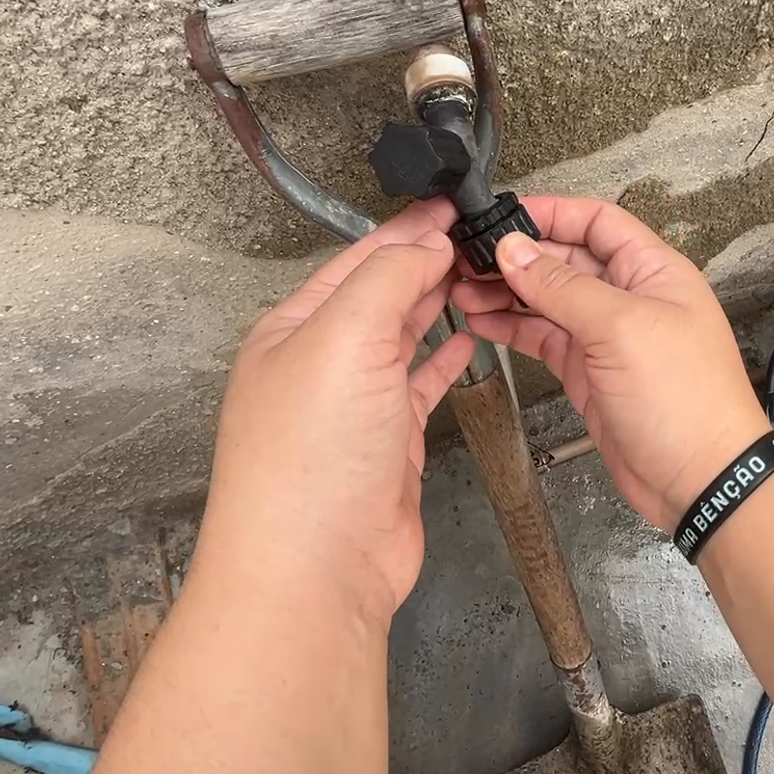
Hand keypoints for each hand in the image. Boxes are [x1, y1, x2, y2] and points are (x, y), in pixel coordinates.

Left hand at [199, 200, 475, 627]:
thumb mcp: (345, 340)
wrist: (318, 568)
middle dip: (427, 259)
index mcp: (297, 327)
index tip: (452, 204)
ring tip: (477, 275)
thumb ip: (388, 279)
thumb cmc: (313, 457)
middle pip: (382, 292)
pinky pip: (421, 381)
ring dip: (437, 302)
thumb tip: (426, 245)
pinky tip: (465, 337)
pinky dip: (444, 355)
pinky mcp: (389, 438)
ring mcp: (357, 402)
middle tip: (476, 234)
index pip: (360, 259)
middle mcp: (323, 360)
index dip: (409, 228)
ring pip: (403, 334)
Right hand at [450, 197, 769, 531]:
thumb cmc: (685, 399)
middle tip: (470, 258)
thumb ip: (564, 286)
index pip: (598, 222)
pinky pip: (545, 337)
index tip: (505, 215)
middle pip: (567, 259)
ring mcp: (608, 335)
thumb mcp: (621, 329)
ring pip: (550, 299)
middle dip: (520, 256)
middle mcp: (630, 297)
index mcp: (652, 271)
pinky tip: (482, 322)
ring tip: (463, 290)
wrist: (699, 478)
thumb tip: (517, 250)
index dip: (552, 213)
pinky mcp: (589, 370)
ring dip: (508, 292)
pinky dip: (514, 327)